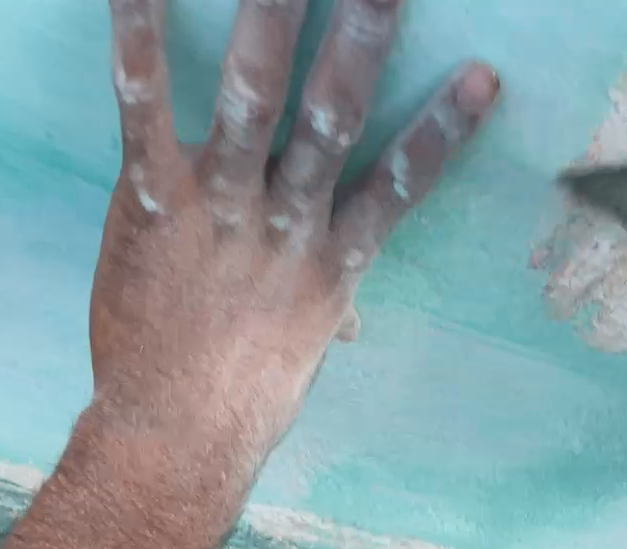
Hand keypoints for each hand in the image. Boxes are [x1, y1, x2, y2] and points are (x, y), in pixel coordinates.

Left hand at [89, 0, 498, 457]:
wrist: (183, 431)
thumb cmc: (251, 392)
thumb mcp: (306, 345)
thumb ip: (329, 306)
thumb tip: (350, 315)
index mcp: (335, 262)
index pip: (400, 187)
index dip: (442, 131)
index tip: (483, 77)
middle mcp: (291, 228)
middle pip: (336, 124)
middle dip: (362, 45)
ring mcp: (226, 216)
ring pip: (257, 105)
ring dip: (272, 23)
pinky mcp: (158, 208)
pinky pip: (147, 117)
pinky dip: (143, 46)